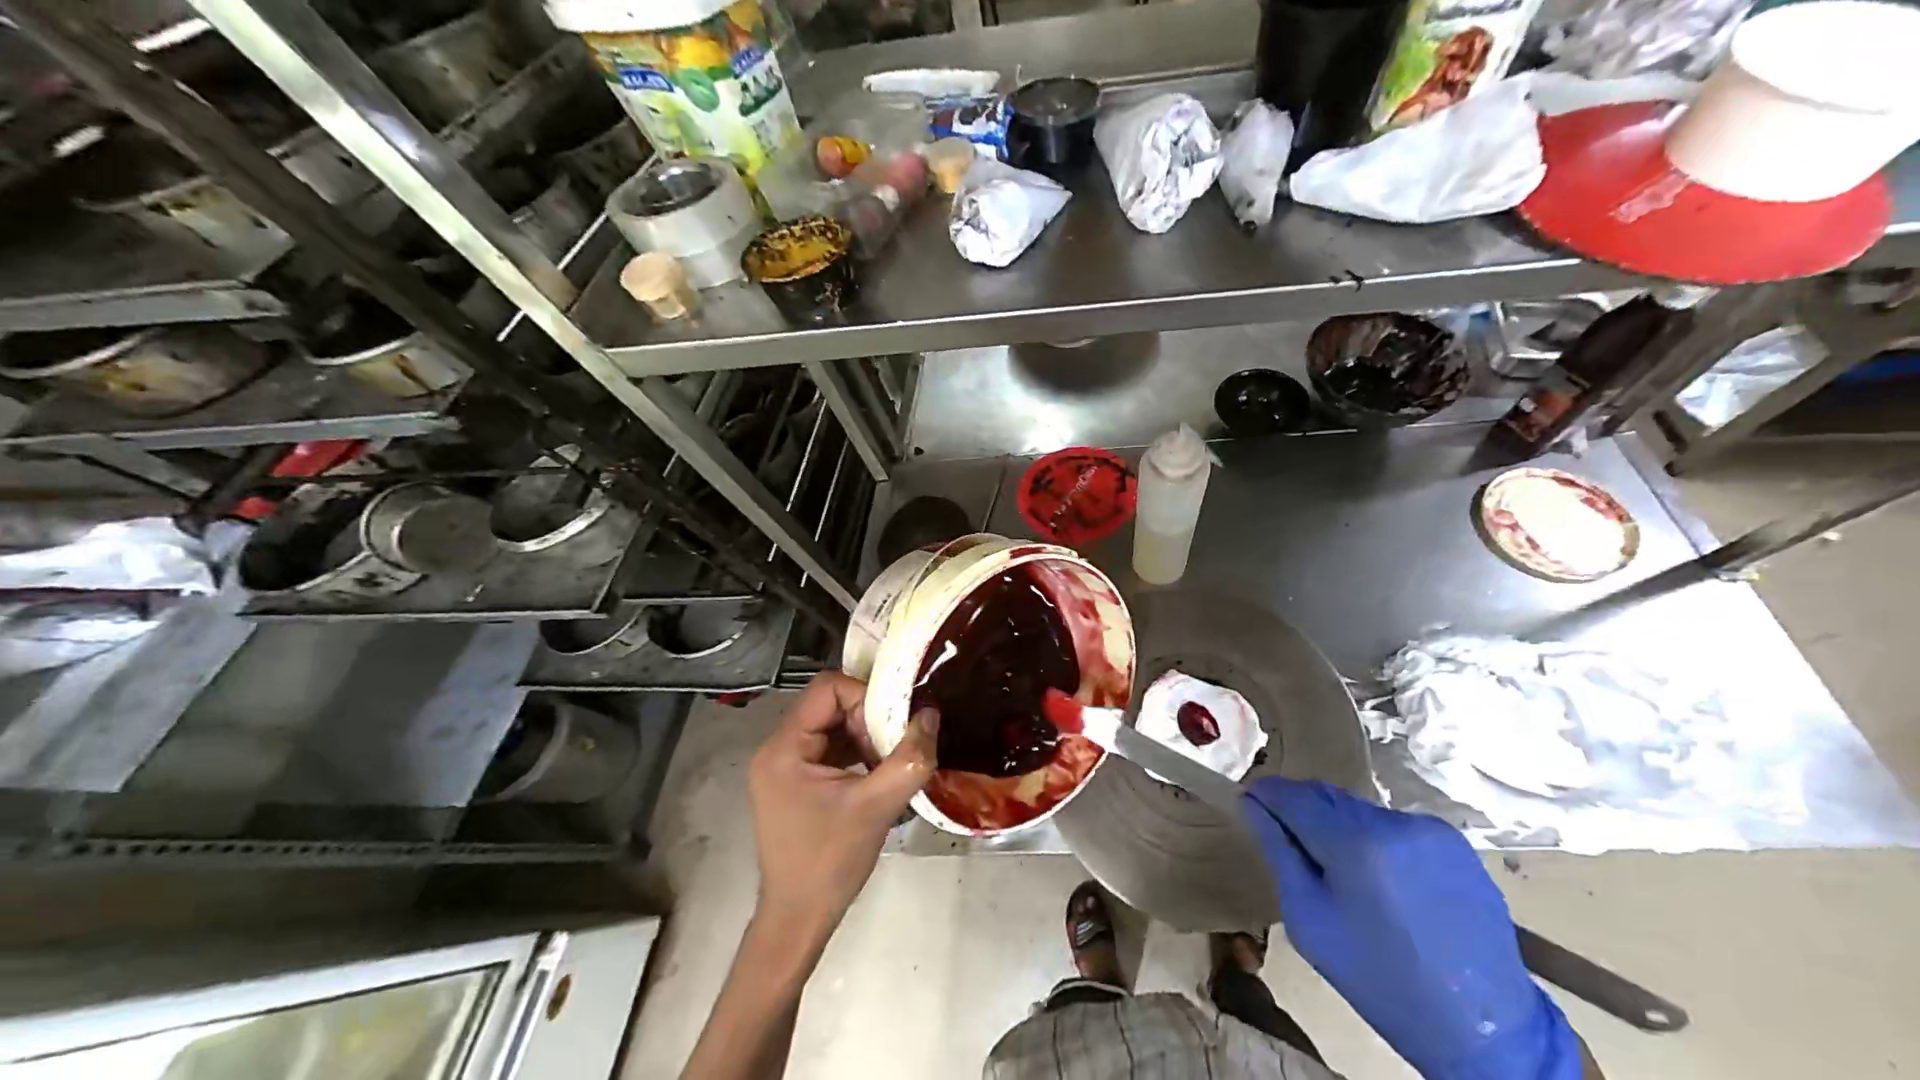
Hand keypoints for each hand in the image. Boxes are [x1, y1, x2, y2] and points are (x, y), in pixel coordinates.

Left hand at [747, 672, 936, 940]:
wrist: (799, 918)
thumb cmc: (831, 862)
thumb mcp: (877, 806)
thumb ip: (909, 758)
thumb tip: (931, 714)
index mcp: (784, 748)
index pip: (827, 689)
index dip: (865, 697)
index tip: (893, 726)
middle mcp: (776, 749)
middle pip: (829, 705)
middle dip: (868, 719)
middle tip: (895, 745)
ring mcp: (783, 767)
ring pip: (831, 727)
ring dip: (865, 737)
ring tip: (889, 762)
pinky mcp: (794, 783)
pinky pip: (829, 749)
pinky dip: (856, 754)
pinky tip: (876, 774)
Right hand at [1243, 778, 1581, 1079]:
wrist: (1483, 1027)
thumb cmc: (1379, 979)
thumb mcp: (1308, 920)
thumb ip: (1278, 852)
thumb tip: (1251, 805)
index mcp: (1355, 843)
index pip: (1293, 796)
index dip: (1265, 794)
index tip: (1247, 799)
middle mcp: (1393, 823)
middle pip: (1326, 796)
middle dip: (1298, 807)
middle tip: (1282, 833)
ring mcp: (1430, 829)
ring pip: (1359, 809)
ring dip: (1336, 823)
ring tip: (1333, 863)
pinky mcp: (1455, 842)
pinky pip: (1393, 824)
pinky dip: (1372, 837)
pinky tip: (1377, 875)